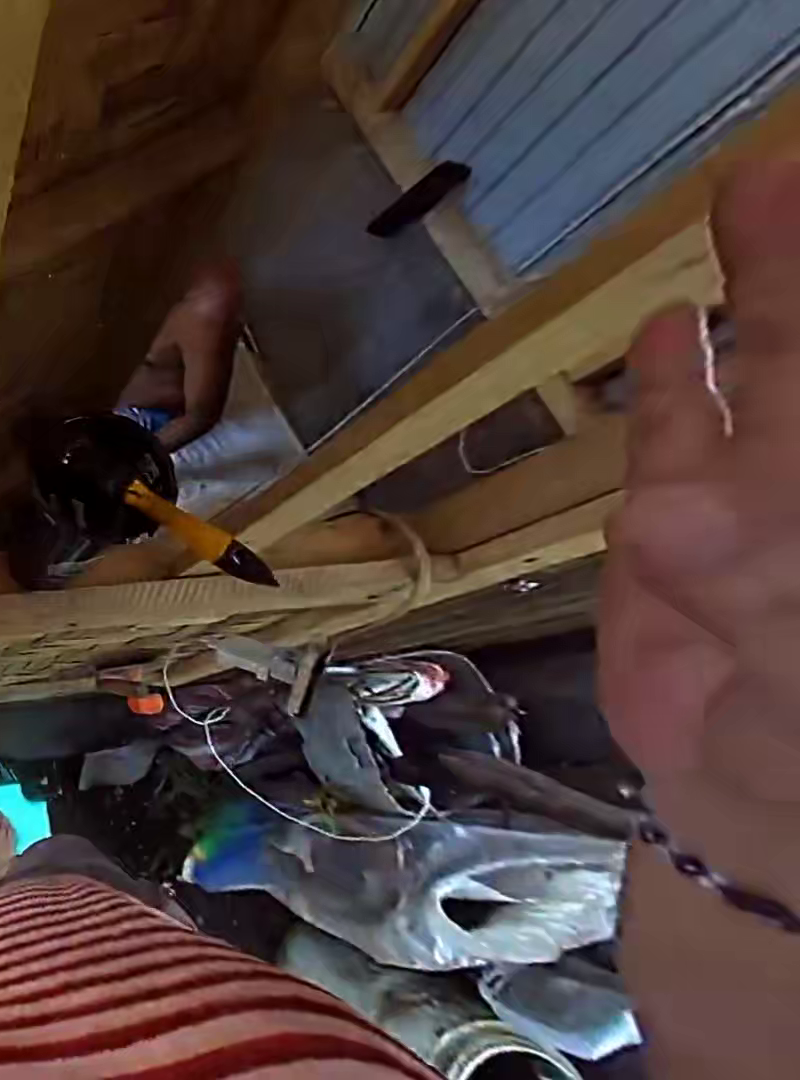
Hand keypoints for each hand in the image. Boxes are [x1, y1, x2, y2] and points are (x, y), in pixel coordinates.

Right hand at [600, 160, 799, 898]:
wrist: (772, 815)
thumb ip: (751, 595)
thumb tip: (665, 508)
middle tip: (798, 161)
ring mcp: (752, 500)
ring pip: (766, 372)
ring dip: (763, 290)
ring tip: (753, 197)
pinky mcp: (669, 533)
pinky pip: (672, 438)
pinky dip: (669, 382)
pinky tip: (662, 331)